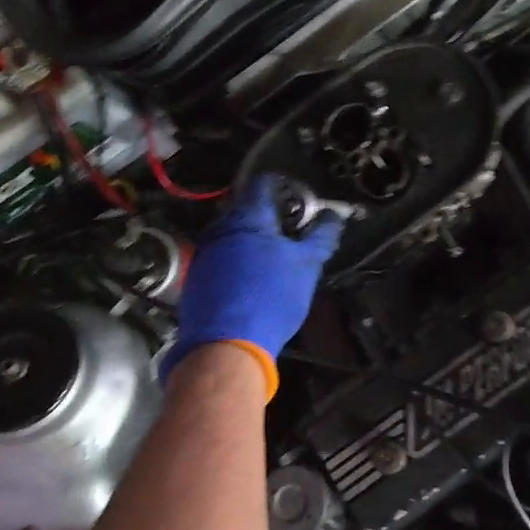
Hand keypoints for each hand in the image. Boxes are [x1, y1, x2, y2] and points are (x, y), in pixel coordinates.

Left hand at [162, 175, 342, 386]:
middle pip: (245, 208)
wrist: (225, 345)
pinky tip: (249, 278)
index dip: (282, 185)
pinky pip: (220, 257)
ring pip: (231, 234)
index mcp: (249, 217)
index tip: (296, 195)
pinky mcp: (195, 278)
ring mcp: (204, 253)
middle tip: (289, 228)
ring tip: (272, 254)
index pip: (262, 184)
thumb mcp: (307, 266)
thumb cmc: (272, 297)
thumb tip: (334, 215)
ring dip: (250, 238)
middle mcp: (221, 228)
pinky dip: (236, 259)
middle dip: (266, 214)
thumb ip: (321, 237)